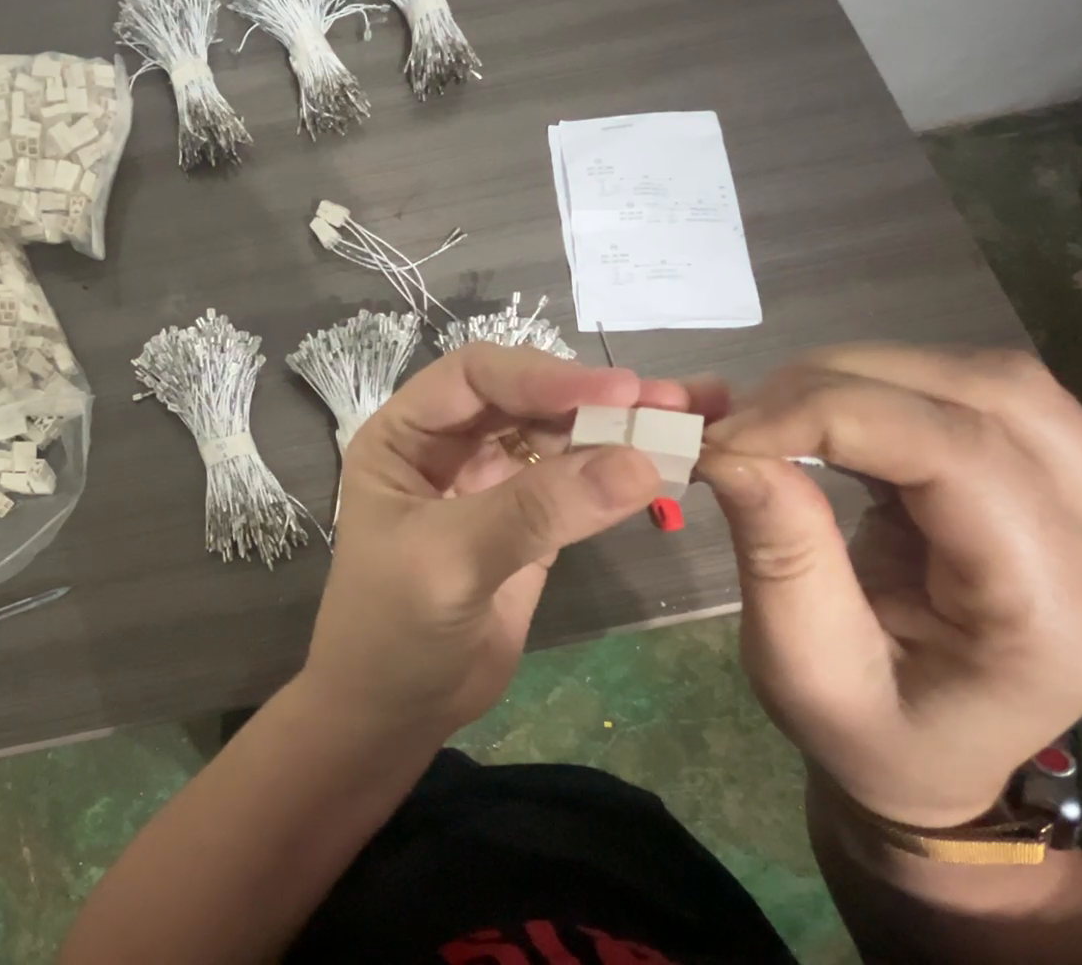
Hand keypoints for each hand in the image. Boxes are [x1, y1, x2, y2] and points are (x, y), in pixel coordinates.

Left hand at [300, 344, 693, 737]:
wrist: (393, 707)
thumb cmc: (393, 629)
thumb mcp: (452, 559)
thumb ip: (536, 510)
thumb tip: (640, 459)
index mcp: (401, 438)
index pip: (473, 377)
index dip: (544, 375)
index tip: (622, 391)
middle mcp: (442, 448)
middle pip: (522, 398)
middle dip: (592, 398)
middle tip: (675, 405)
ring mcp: (487, 484)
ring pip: (554, 437)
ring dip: (614, 430)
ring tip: (688, 426)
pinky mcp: (525, 524)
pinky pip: (574, 484)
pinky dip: (616, 474)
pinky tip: (665, 468)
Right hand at [696, 345, 1081, 827]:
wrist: (927, 760)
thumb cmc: (864, 732)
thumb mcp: (801, 662)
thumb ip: (778, 551)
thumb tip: (727, 447)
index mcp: (1062, 607)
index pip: (959, 455)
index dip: (829, 417)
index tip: (721, 434)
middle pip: (991, 395)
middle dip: (840, 384)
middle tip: (735, 421)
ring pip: (990, 381)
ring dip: (861, 378)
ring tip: (770, 417)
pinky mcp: (1058, 487)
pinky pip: (975, 401)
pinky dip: (878, 393)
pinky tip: (816, 424)